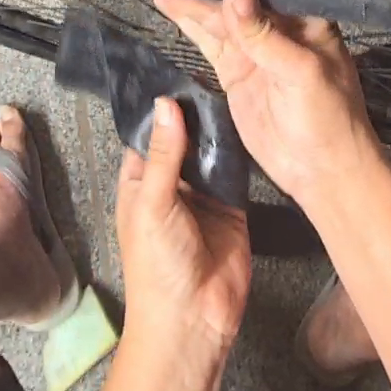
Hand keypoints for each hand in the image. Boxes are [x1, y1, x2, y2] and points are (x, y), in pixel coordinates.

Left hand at [115, 96, 250, 351]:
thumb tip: (166, 103)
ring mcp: (203, 194)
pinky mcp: (232, 206)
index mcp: (140, 181)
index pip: (148, 134)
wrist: (195, 320)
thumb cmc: (157, 265)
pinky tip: (249, 122)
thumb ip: (164, 153)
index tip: (176, 69)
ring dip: (218, 129)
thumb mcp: (153, 203)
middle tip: (213, 71)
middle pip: (182, 138)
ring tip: (233, 88)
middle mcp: (171, 183)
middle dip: (194, 114)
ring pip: (210, 151)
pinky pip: (236, 171)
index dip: (160, 108)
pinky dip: (241, 151)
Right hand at [151, 0, 383, 208]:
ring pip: (218, 19)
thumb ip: (264, 35)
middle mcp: (278, 27)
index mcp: (305, 18)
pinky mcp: (236, 72)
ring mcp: (254, 50)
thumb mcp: (301, 72)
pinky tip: (169, 5)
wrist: (323, 174)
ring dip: (191, 0)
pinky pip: (209, 42)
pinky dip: (189, 24)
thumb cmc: (329, 118)